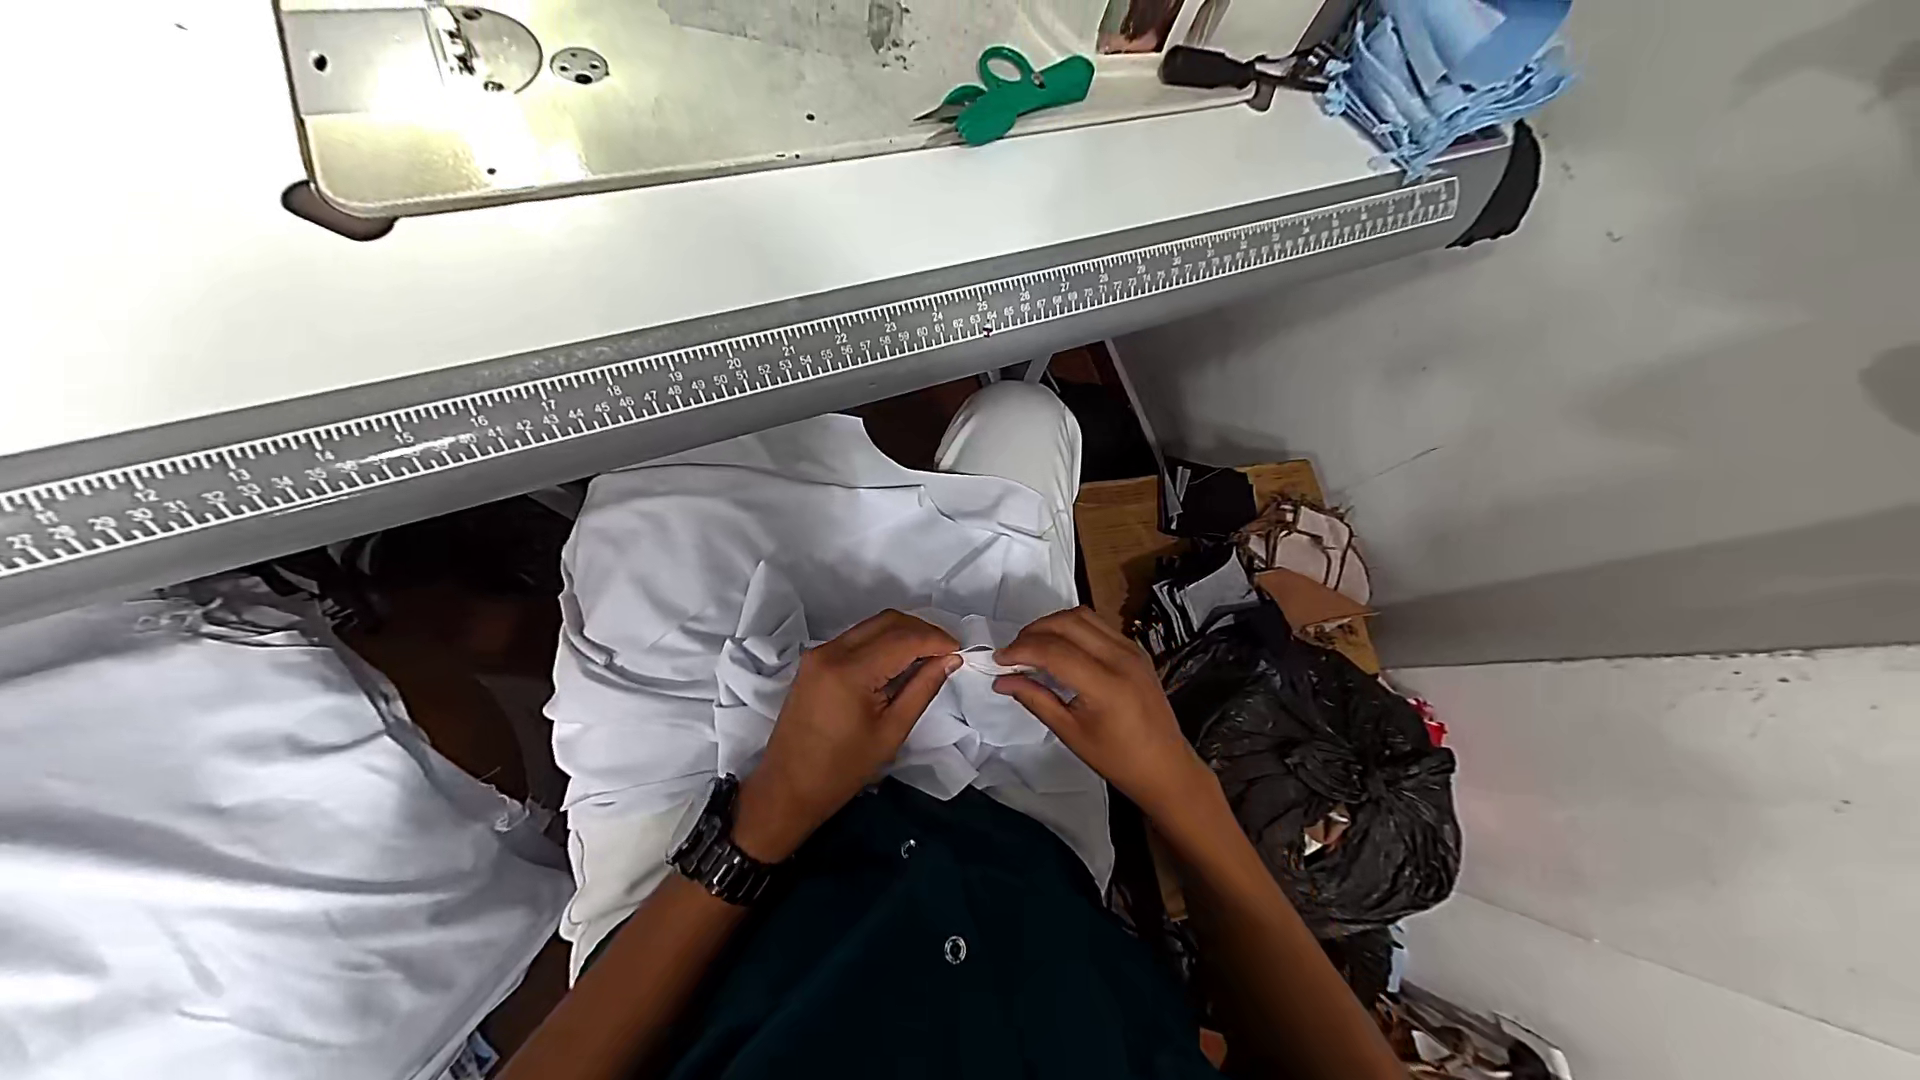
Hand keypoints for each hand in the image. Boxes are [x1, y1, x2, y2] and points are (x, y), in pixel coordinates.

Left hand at [733, 610, 960, 861]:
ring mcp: (819, 652)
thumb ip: (923, 688)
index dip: (936, 639)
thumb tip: (950, 659)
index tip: (960, 651)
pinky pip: (857, 637)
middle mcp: (831, 651)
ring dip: (903, 633)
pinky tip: (901, 660)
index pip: (903, 638)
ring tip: (929, 655)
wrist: (787, 788)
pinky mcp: (814, 660)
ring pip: (872, 625)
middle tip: (947, 651)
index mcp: (850, 671)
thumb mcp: (891, 731)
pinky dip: (883, 641)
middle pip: (888, 621)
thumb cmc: (842, 769)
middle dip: (922, 630)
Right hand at [992, 607, 1216, 823]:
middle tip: (1012, 653)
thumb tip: (1001, 681)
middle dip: (1032, 632)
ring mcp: (1132, 649)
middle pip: (1066, 623)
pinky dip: (1072, 628)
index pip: (1054, 651)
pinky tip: (1059, 648)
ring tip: (1032, 647)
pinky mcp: (1136, 649)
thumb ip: (1035, 699)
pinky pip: (1097, 624)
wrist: (1166, 768)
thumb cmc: (1117, 760)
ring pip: (1082, 616)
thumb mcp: (1070, 733)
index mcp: (1106, 685)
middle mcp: (1121, 658)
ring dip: (1052, 624)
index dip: (1020, 650)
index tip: (998, 660)